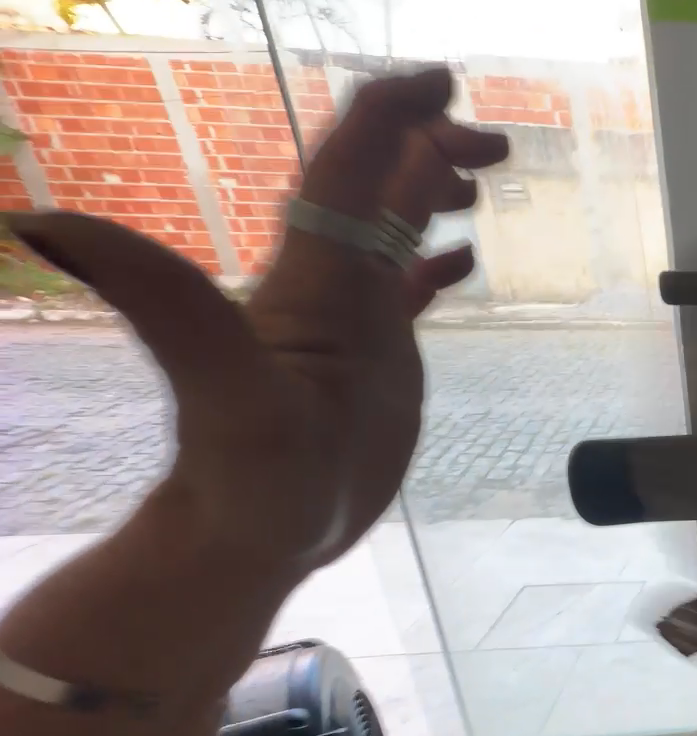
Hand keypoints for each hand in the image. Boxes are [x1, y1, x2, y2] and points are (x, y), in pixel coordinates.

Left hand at [3, 67, 508, 576]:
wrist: (253, 532)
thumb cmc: (253, 478)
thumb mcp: (224, 401)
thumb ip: (170, 314)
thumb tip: (44, 219)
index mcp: (315, 279)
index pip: (349, 171)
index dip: (392, 117)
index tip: (444, 85)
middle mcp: (334, 284)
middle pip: (377, 188)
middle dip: (430, 146)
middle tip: (494, 145)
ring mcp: (356, 319)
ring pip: (394, 229)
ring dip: (433, 192)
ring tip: (482, 181)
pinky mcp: (376, 355)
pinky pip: (409, 288)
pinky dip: (435, 261)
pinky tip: (463, 256)